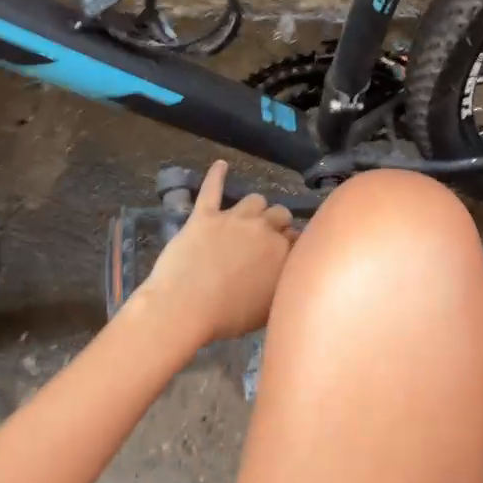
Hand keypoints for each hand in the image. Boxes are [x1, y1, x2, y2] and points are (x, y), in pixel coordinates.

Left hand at [139, 161, 295, 343]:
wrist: (185, 307)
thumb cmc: (227, 316)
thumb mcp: (268, 309)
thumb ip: (283, 286)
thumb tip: (288, 275)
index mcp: (283, 252)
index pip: (298, 239)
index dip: (293, 244)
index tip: (287, 254)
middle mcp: (264, 229)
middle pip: (280, 214)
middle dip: (277, 223)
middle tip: (268, 237)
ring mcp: (233, 219)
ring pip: (255, 200)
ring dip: (255, 208)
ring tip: (250, 216)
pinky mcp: (205, 215)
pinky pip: (212, 189)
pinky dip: (216, 176)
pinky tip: (221, 165)